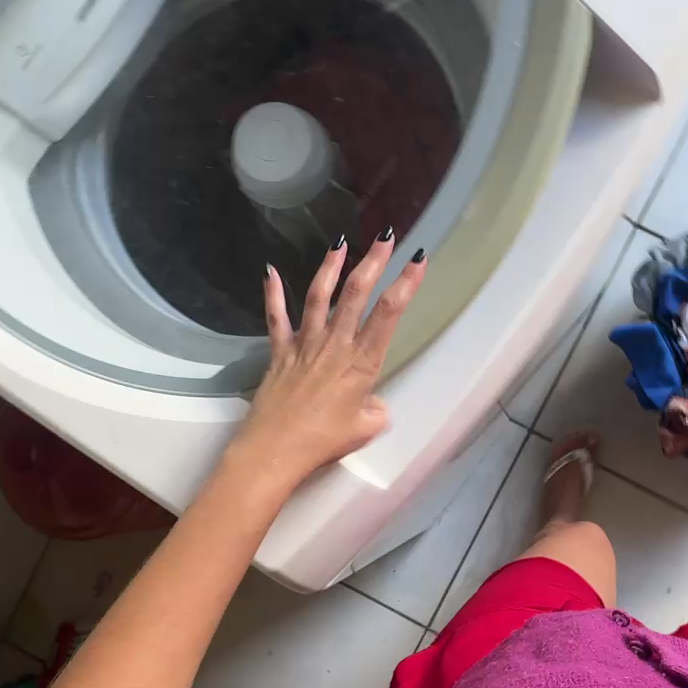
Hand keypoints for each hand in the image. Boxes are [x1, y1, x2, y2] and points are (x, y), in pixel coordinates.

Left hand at [230, 237, 425, 488]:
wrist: (276, 449)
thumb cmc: (324, 442)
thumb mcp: (364, 429)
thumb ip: (375, 411)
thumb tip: (373, 404)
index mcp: (362, 363)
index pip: (389, 314)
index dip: (406, 284)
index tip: (418, 260)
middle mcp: (335, 345)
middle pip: (357, 294)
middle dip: (374, 262)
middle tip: (386, 237)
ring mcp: (305, 344)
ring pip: (319, 296)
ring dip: (331, 267)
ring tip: (341, 242)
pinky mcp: (280, 351)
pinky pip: (276, 318)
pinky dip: (272, 293)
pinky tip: (269, 270)